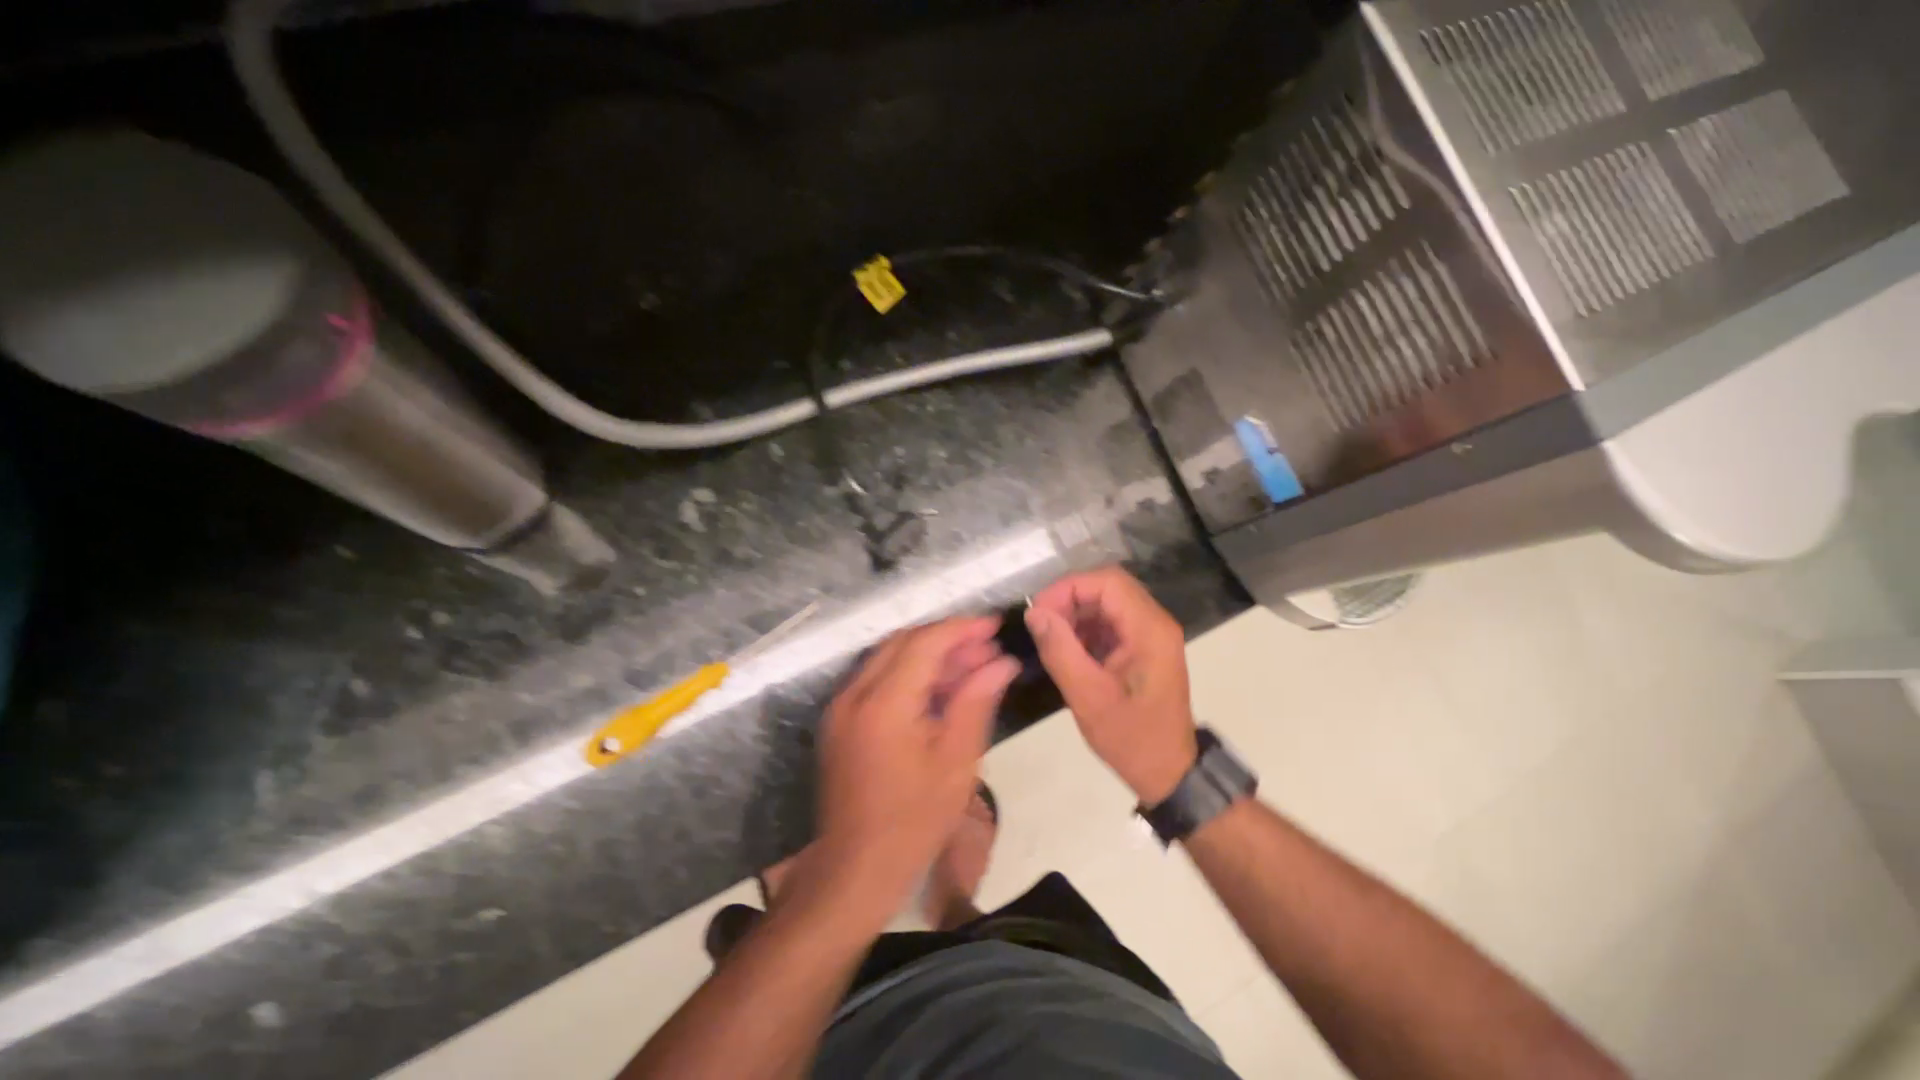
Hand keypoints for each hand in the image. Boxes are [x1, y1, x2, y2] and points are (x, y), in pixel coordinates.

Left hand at [810, 616, 1020, 925]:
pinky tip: (940, 693)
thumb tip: (1002, 663)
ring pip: (887, 660)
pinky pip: (875, 682)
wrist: (857, 868)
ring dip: (927, 657)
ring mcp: (840, 709)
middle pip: (902, 643)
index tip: (996, 627)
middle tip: (988, 649)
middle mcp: (854, 694)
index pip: (924, 643)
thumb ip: (975, 702)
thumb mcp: (956, 762)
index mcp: (883, 702)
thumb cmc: (914, 820)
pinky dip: (907, 677)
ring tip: (972, 669)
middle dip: (946, 640)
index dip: (962, 629)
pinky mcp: (838, 724)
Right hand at [1025, 566, 1197, 804]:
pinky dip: (1086, 630)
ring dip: (1076, 615)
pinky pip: (1111, 624)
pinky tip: (1066, 651)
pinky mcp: (1143, 649)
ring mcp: (1151, 636)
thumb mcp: (1088, 697)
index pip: (1107, 582)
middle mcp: (1155, 623)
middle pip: (1108, 588)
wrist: (1168, 773)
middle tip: (1040, 625)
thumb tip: (1035, 613)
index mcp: (1149, 630)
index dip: (1068, 588)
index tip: (1038, 612)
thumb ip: (1060, 650)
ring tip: (1049, 640)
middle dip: (1069, 599)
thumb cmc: (1131, 738)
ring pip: (1108, 604)